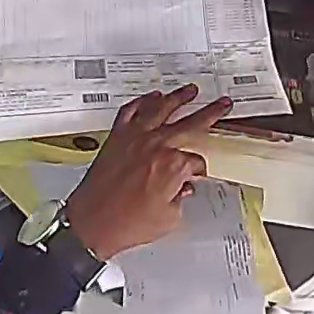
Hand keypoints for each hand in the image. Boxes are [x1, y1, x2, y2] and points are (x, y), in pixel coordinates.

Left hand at [65, 85, 232, 259]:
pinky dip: (143, 101)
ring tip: (189, 90)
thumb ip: (180, 197)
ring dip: (179, 97)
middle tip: (221, 104)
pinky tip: (151, 97)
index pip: (196, 160)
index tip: (197, 174)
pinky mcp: (118, 136)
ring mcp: (136, 137)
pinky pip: (132, 110)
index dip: (199, 169)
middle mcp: (157, 145)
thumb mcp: (168, 218)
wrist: (92, 223)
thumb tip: (182, 187)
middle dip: (210, 112)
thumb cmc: (126, 222)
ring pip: (162, 107)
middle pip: (190, 122)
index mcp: (174, 165)